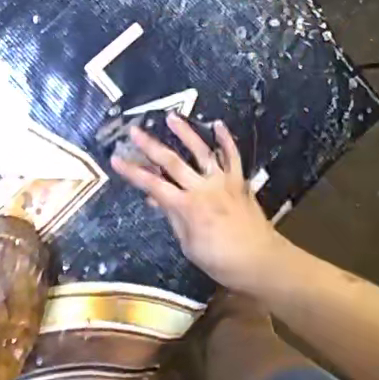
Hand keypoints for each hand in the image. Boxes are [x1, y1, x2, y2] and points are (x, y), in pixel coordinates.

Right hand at [110, 114, 296, 293]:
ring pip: (202, 152)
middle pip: (172, 162)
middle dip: (151, 146)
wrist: (262, 262)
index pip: (153, 185)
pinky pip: (233, 157)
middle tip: (134, 131)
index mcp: (187, 207)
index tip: (116, 159)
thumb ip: (174, 219)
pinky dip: (226, 140)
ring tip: (172, 116)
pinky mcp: (239, 182)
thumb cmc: (222, 262)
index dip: (133, 172)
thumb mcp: (189, 246)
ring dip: (186, 133)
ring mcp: (223, 182)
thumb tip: (156, 200)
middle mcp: (203, 188)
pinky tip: (218, 125)